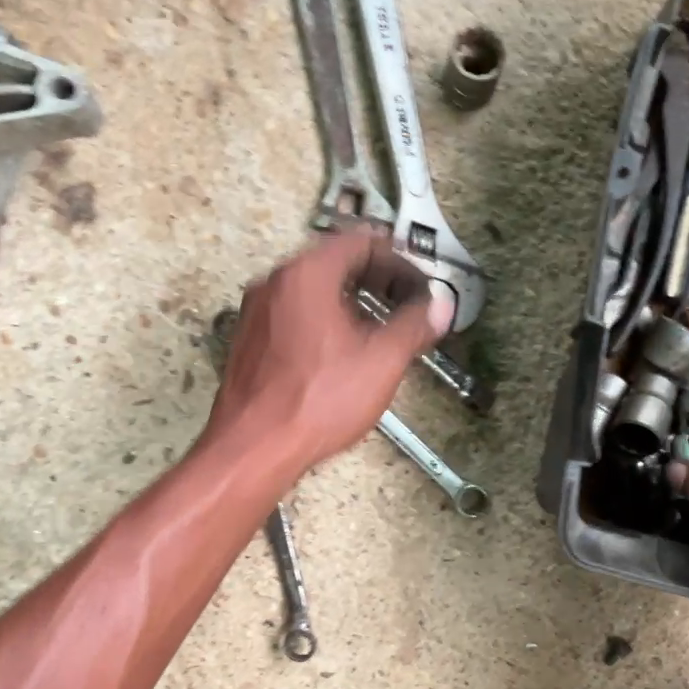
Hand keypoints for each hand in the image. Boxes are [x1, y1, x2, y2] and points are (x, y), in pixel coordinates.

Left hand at [207, 231, 451, 472]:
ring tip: (381, 331)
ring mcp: (257, 312)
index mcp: (307, 274)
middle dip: (376, 280)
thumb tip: (438, 308)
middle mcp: (275, 283)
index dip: (398, 259)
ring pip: (313, 291)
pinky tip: (344, 354)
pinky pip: (294, 316)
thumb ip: (414, 326)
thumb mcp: (382, 361)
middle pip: (334, 262)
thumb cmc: (316, 401)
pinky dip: (325, 321)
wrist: (254, 447)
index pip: (360, 241)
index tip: (419, 283)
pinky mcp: (250, 341)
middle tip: (406, 304)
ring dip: (351, 302)